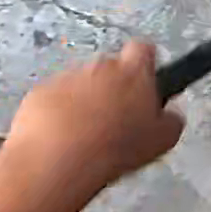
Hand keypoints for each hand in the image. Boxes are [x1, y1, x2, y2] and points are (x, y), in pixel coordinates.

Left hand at [2, 41, 184, 193]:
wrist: (57, 162)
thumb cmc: (114, 148)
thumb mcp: (164, 138)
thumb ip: (172, 117)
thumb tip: (171, 114)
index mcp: (136, 72)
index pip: (144, 49)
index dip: (147, 62)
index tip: (147, 77)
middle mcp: (101, 68)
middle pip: (111, 66)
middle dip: (115, 86)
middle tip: (119, 114)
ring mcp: (66, 78)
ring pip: (82, 82)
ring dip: (87, 99)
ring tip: (90, 131)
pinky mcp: (38, 94)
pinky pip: (54, 97)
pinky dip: (59, 112)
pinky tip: (66, 136)